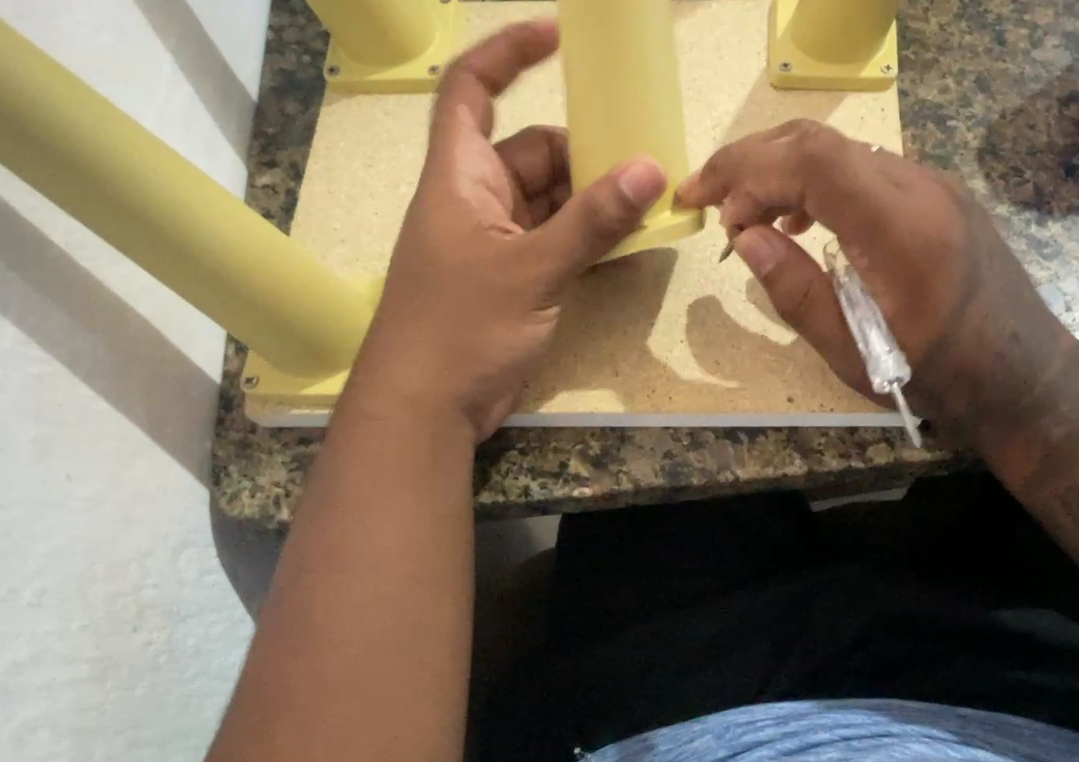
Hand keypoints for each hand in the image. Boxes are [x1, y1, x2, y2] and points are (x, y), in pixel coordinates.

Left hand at [351, 20, 668, 440]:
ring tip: (647, 205)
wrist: (428, 406)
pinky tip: (624, 245)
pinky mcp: (509, 285)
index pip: (472, 89)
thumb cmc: (463, 327)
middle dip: (583, 154)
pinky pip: (553, 245)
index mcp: (460, 177)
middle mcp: (475, 201)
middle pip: (530, 152)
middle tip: (642, 164)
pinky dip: (585, 242)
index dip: (508, 52)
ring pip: (548, 203)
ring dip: (592, 204)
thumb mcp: (532, 269)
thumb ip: (592, 221)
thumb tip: (650, 169)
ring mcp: (493, 246)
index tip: (557, 35)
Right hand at [676, 121, 1073, 447]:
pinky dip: (823, 183)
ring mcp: (938, 187)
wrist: (1025, 376)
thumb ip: (796, 292)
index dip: (747, 174)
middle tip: (706, 196)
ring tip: (746, 213)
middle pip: (822, 142)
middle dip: (753, 162)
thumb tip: (746, 238)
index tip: (707, 209)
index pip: (810, 162)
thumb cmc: (939, 381)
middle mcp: (922, 189)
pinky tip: (803, 220)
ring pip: (846, 151)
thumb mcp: (856, 353)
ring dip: (786, 170)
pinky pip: (871, 171)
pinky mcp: (944, 197)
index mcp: (900, 230)